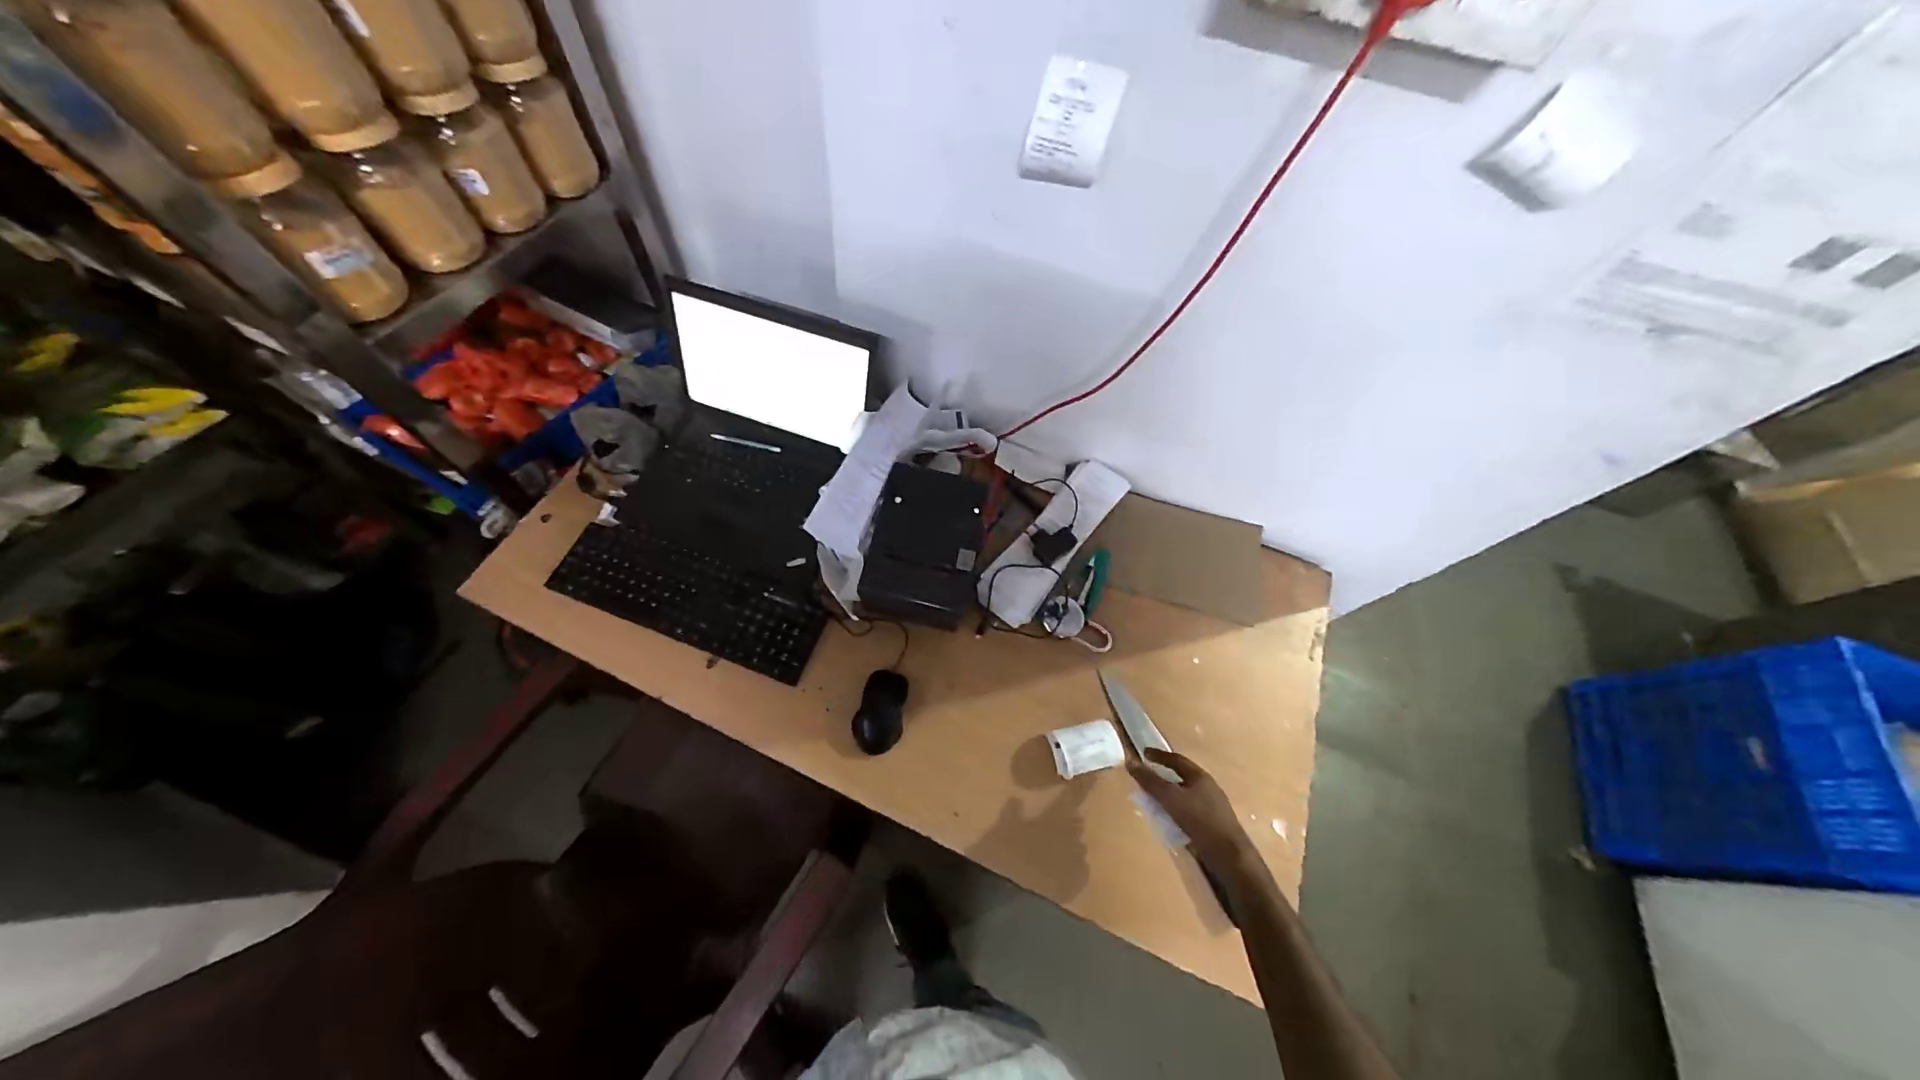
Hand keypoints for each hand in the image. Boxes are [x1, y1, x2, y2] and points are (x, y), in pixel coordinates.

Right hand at [1127, 748, 1257, 871]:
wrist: (1228, 854)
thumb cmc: (1199, 819)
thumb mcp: (1170, 798)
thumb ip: (1150, 781)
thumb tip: (1130, 763)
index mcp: (1200, 777)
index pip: (1176, 760)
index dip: (1159, 756)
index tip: (1144, 753)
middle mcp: (1208, 788)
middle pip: (1182, 777)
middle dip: (1164, 776)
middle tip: (1148, 777)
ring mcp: (1212, 806)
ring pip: (1186, 795)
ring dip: (1170, 795)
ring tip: (1155, 799)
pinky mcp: (1212, 824)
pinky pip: (1189, 810)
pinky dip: (1176, 810)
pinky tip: (1169, 819)